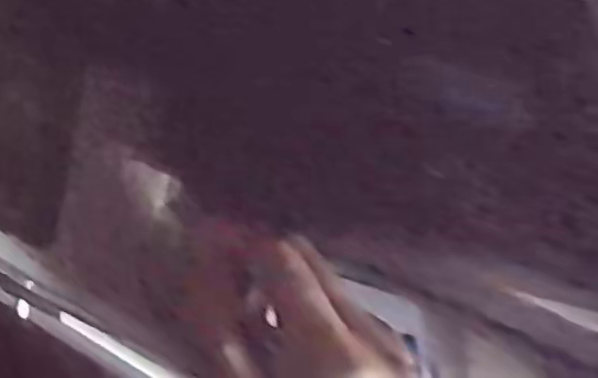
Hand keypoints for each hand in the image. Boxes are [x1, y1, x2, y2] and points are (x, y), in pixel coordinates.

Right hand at [186, 226, 413, 377]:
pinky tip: (290, 339)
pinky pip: (349, 314)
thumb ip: (214, 320)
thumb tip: (193, 262)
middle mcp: (375, 336)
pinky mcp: (405, 371)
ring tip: (252, 308)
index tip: (198, 238)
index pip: (276, 248)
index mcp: (332, 341)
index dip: (231, 234)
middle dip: (256, 250)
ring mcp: (400, 356)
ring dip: (283, 279)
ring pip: (327, 282)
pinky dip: (310, 308)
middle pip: (306, 256)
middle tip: (218, 267)